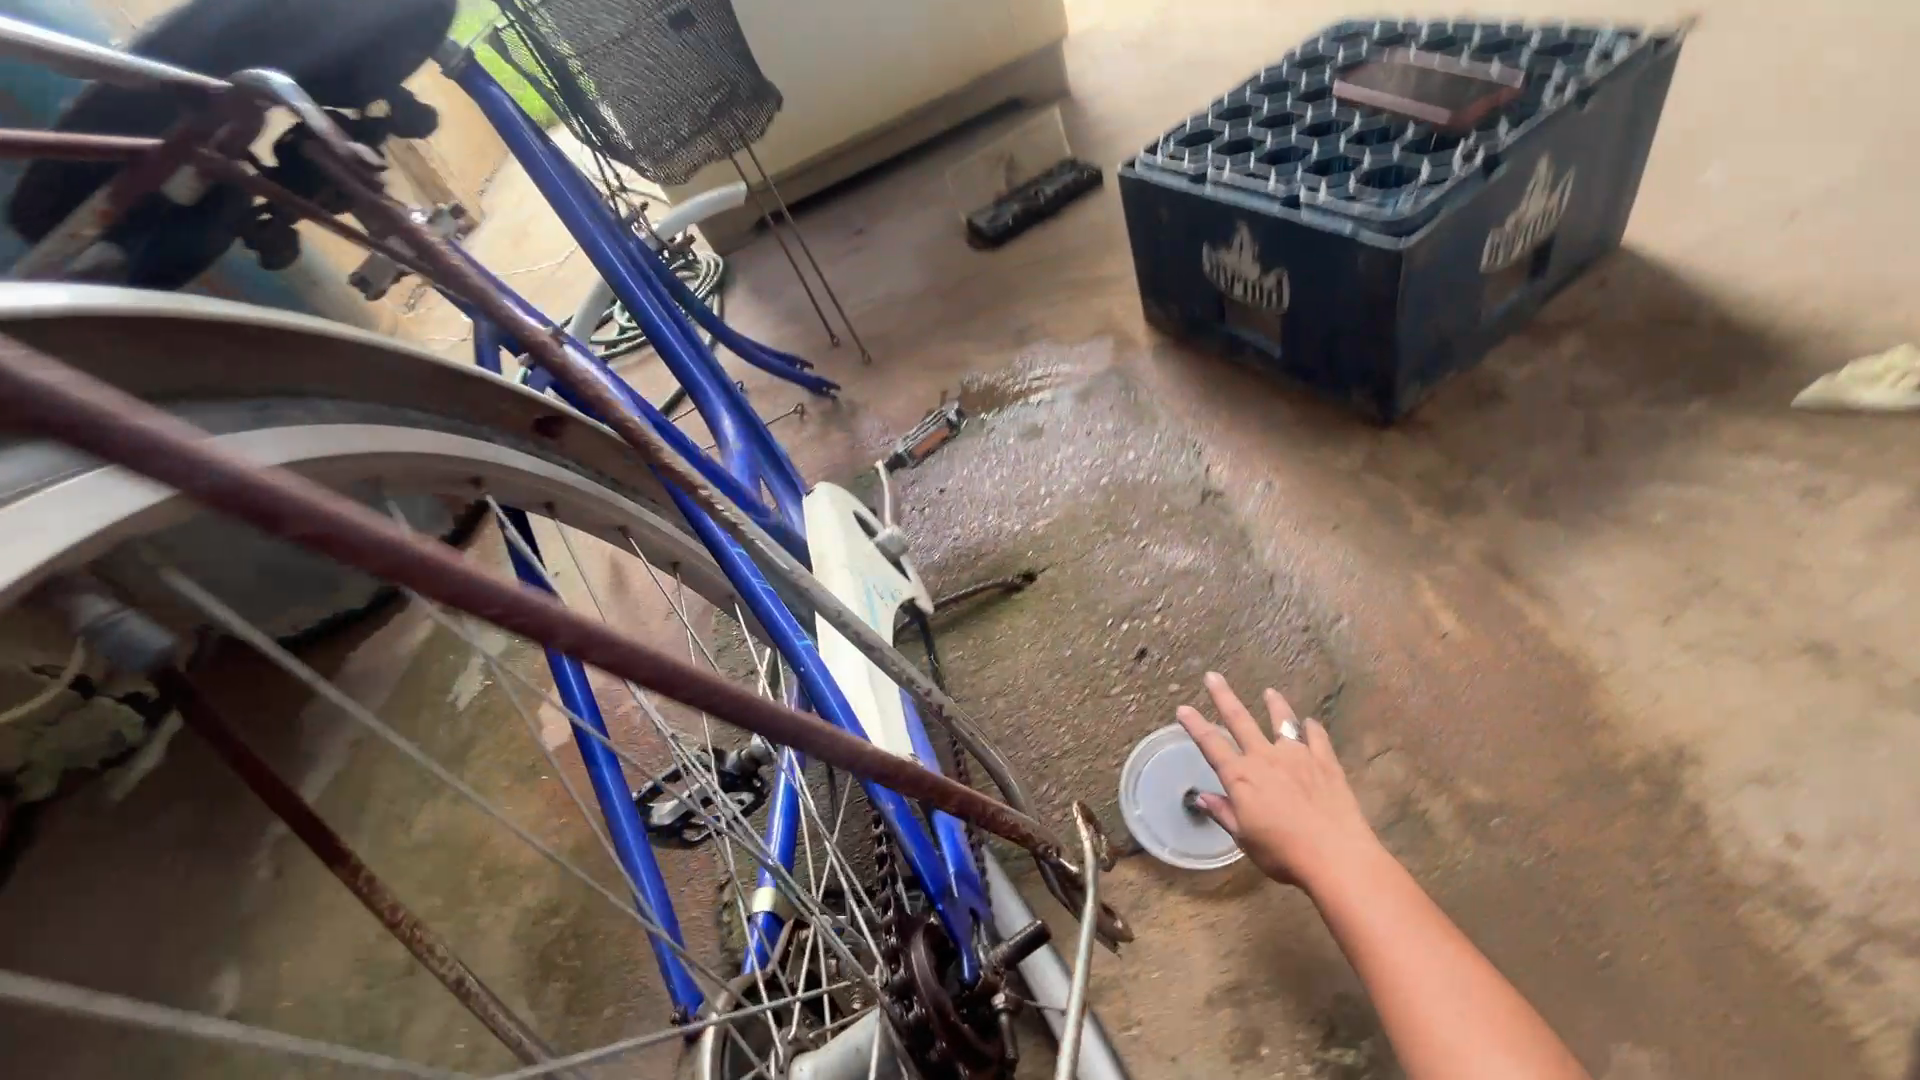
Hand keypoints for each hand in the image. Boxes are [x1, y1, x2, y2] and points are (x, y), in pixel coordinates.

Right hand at [1176, 672, 1380, 892]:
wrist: (1337, 856)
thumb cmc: (1283, 853)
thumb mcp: (1244, 838)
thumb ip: (1223, 813)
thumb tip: (1201, 797)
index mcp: (1241, 777)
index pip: (1211, 744)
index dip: (1195, 725)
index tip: (1183, 708)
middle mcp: (1266, 758)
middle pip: (1240, 720)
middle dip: (1224, 697)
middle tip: (1213, 677)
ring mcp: (1298, 757)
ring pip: (1283, 722)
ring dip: (1274, 705)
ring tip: (1270, 692)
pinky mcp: (1326, 763)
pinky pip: (1317, 738)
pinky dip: (1312, 728)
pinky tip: (1311, 723)